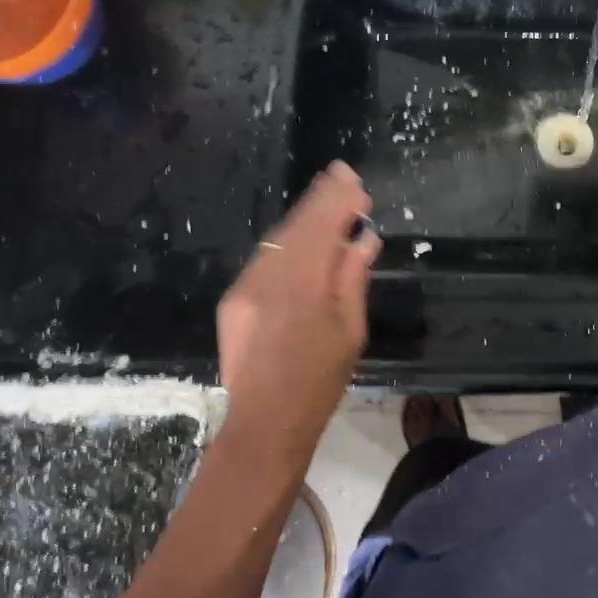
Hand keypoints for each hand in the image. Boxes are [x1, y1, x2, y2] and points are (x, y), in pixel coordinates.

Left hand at [217, 161, 380, 439]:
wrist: (265, 422)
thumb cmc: (320, 381)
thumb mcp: (350, 330)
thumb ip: (352, 278)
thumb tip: (362, 239)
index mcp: (305, 285)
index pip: (324, 227)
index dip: (339, 200)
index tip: (353, 179)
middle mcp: (271, 277)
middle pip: (298, 225)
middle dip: (320, 198)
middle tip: (341, 175)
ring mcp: (247, 287)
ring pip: (279, 238)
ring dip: (304, 218)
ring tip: (325, 198)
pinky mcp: (235, 299)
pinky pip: (265, 258)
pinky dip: (286, 242)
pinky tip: (300, 237)